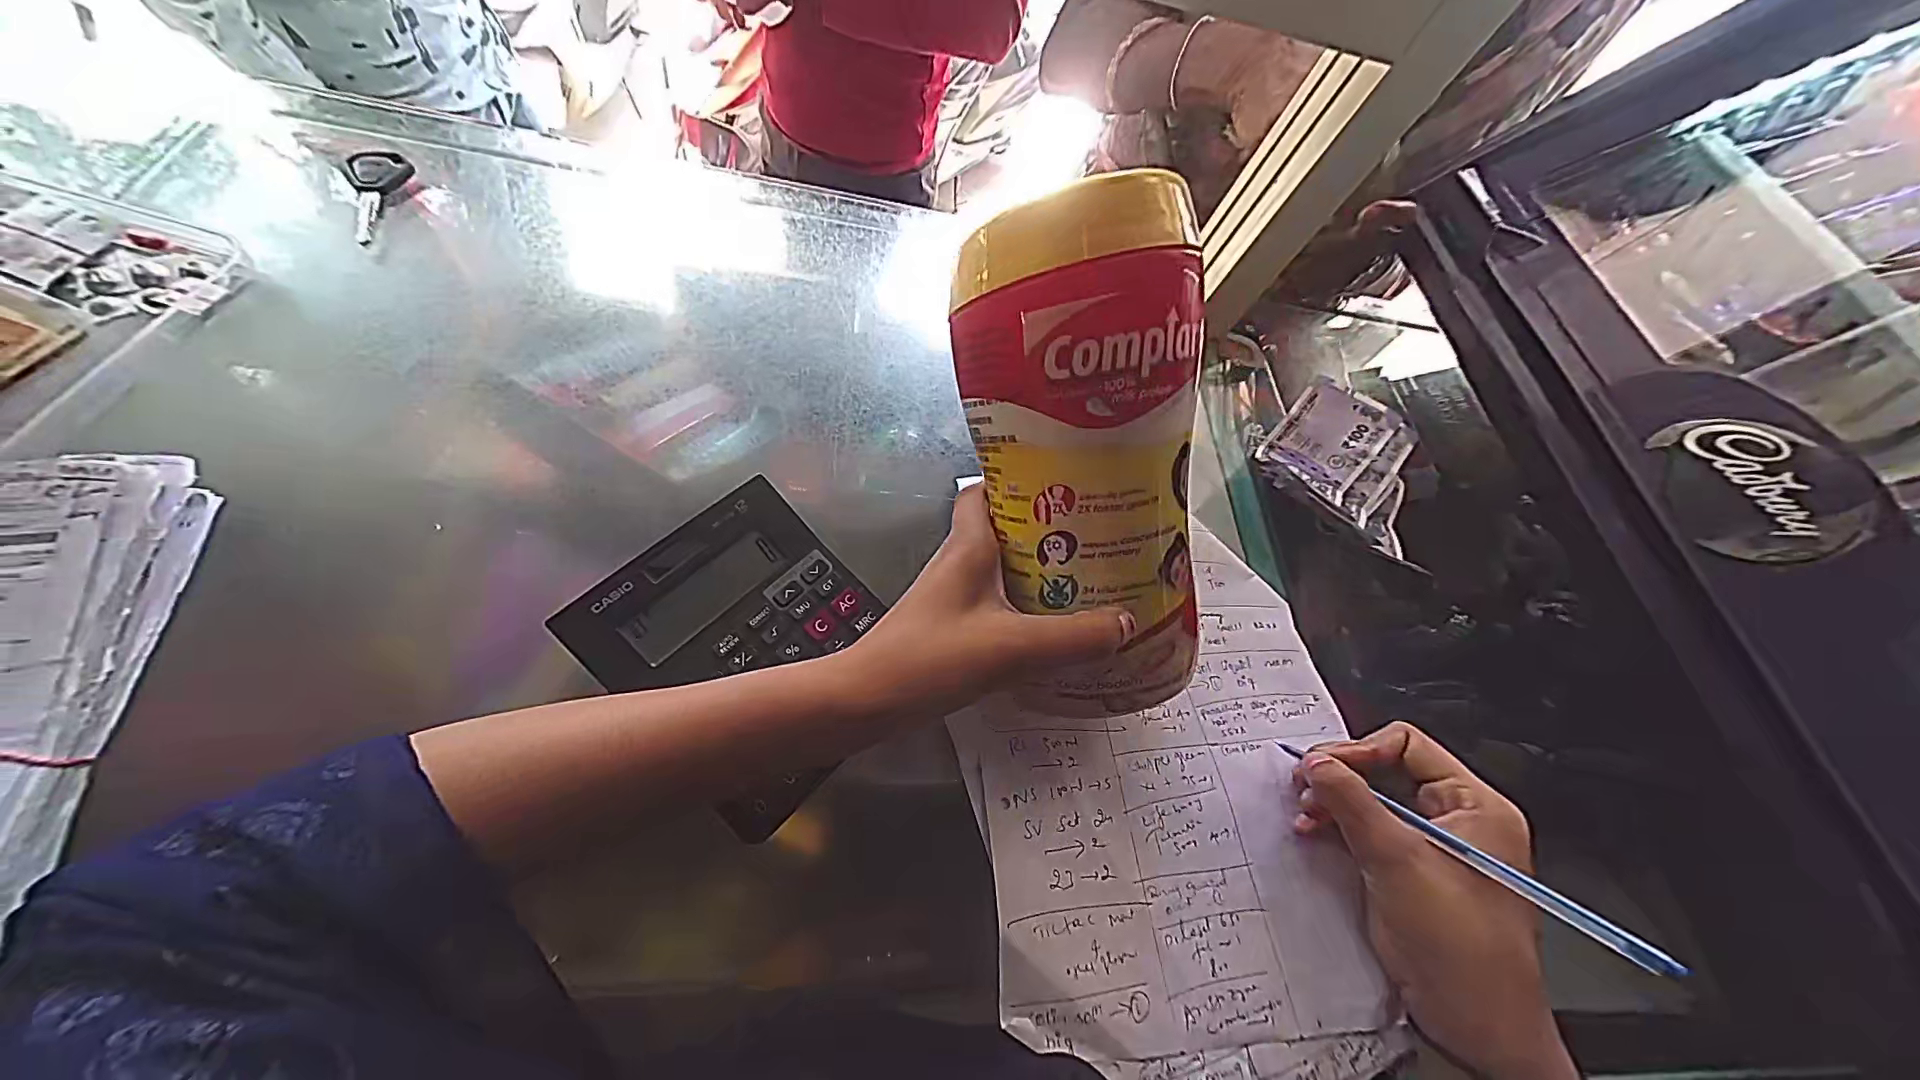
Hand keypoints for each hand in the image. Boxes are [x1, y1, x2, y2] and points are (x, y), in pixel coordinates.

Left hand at [838, 486, 1131, 719]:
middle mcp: (959, 562)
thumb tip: (1126, 623)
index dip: (1020, 480)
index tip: (1066, 484)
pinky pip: (998, 601)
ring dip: (1040, 569)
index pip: (986, 490)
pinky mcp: (952, 625)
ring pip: (1004, 567)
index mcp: (969, 546)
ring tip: (1088, 578)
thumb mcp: (1011, 648)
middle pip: (1005, 528)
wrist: (867, 701)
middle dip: (1048, 528)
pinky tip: (1053, 626)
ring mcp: (953, 594)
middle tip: (1096, 536)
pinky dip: (1026, 605)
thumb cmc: (930, 659)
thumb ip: (1072, 638)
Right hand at [1293, 722, 1577, 1079]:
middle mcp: (1455, 819)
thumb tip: (1317, 762)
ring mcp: (1430, 844)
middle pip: (1384, 769)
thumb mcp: (1398, 862)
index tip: (1322, 766)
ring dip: (1332, 801)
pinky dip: (1336, 825)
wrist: (1474, 1027)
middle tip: (1305, 784)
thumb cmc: (1465, 955)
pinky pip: (1365, 827)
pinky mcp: (1407, 866)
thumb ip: (1352, 803)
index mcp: (1476, 808)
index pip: (1407, 746)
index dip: (1360, 751)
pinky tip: (1313, 830)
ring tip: (1306, 811)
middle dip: (1340, 776)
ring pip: (1370, 798)